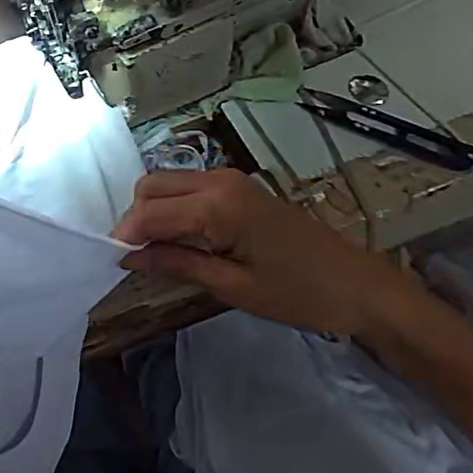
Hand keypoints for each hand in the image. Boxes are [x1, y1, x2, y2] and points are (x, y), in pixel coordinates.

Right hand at [111, 169, 426, 339]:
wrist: (362, 286)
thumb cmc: (301, 294)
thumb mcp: (235, 287)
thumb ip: (177, 264)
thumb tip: (129, 257)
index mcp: (218, 205)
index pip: (151, 212)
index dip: (125, 234)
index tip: (110, 260)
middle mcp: (218, 180)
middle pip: (151, 186)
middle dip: (134, 218)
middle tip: (135, 257)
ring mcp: (228, 178)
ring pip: (165, 182)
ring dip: (151, 211)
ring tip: (155, 249)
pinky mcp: (236, 186)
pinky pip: (186, 187)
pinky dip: (171, 207)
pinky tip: (178, 237)